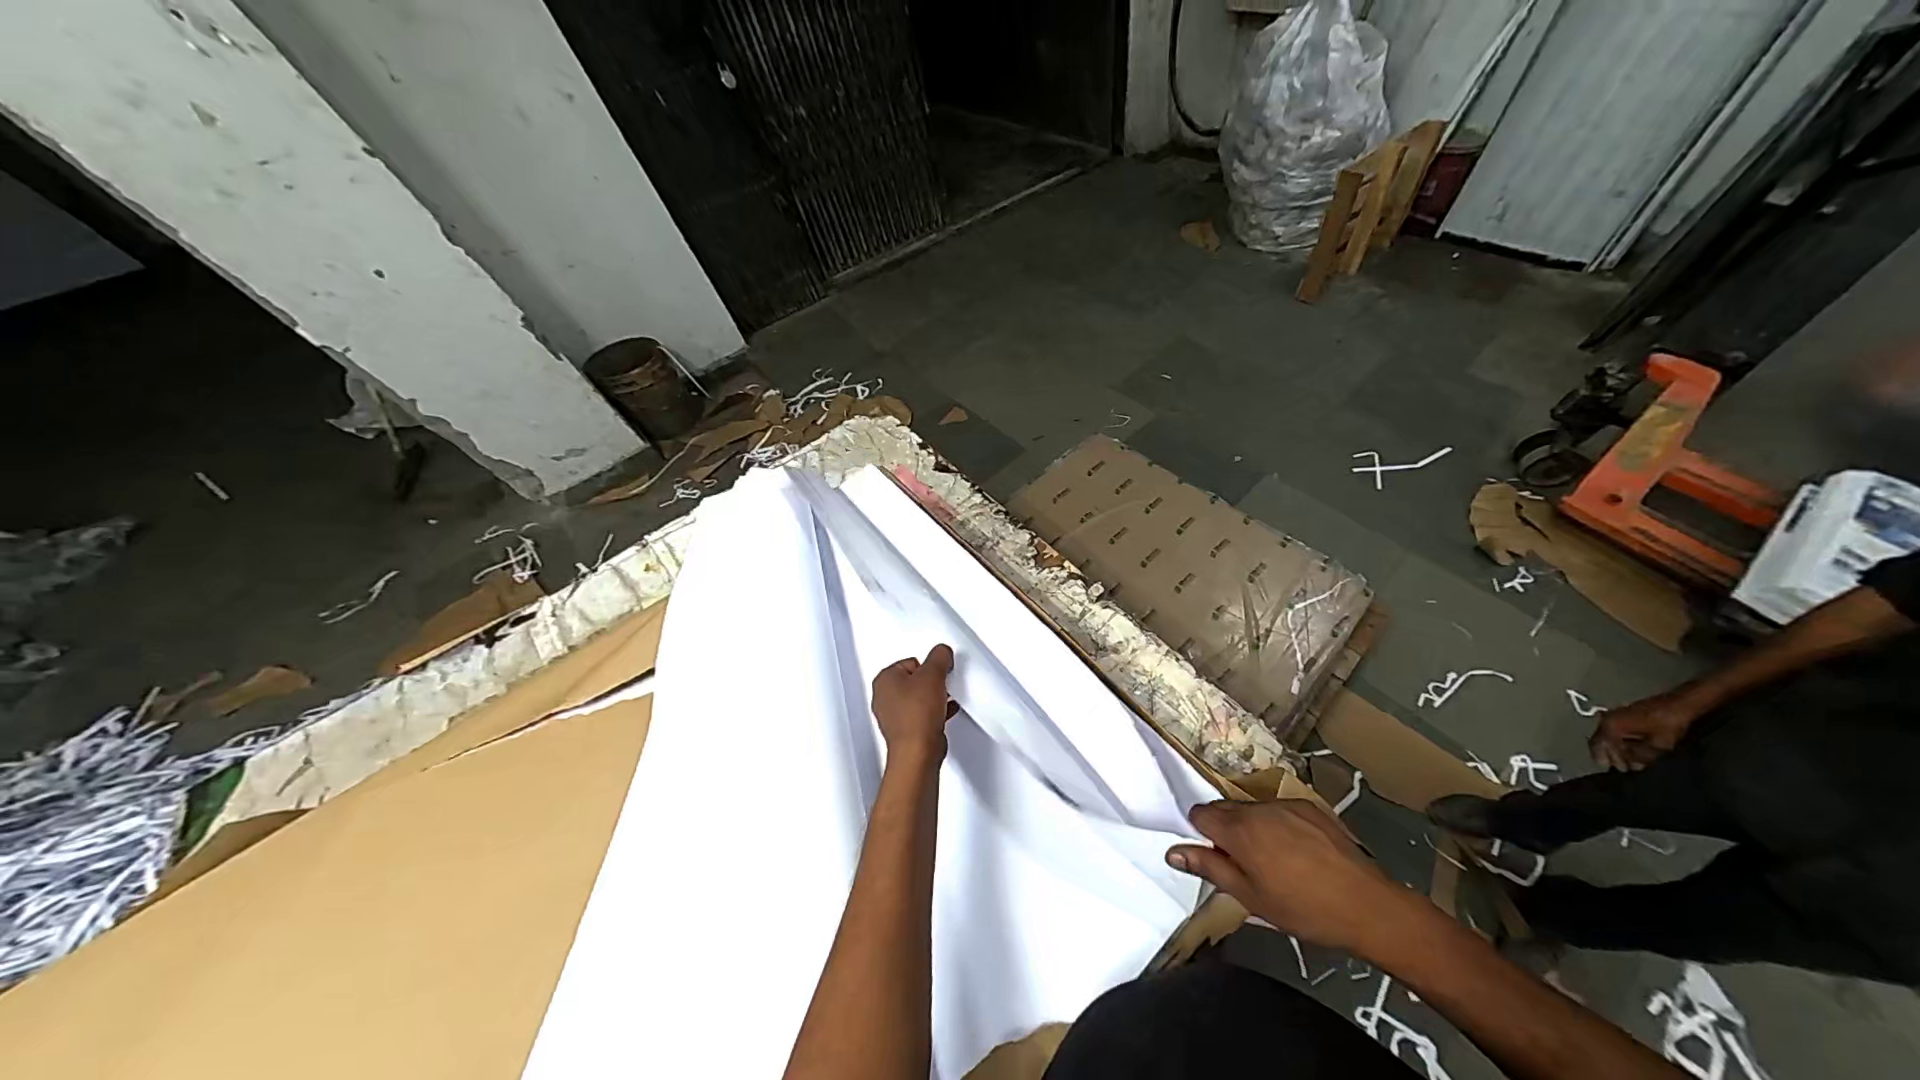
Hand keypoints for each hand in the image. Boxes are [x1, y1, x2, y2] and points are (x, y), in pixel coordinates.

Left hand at [871, 645, 957, 766]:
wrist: (919, 751)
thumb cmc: (916, 717)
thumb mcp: (933, 674)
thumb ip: (939, 657)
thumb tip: (942, 652)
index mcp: (884, 679)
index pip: (911, 661)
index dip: (928, 665)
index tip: (938, 668)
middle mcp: (884, 697)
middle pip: (913, 680)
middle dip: (930, 682)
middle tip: (941, 684)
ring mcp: (893, 716)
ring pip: (918, 699)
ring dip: (933, 698)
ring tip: (944, 699)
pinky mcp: (906, 731)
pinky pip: (922, 715)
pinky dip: (934, 712)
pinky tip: (944, 712)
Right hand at [1165, 799, 1416, 956]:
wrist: (1369, 907)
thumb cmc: (1303, 909)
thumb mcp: (1250, 897)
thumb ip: (1209, 868)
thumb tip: (1173, 852)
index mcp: (1238, 830)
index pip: (1199, 813)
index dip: (1202, 834)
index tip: (1217, 857)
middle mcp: (1258, 808)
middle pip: (1225, 808)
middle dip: (1226, 830)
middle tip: (1245, 865)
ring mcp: (1287, 804)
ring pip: (1253, 809)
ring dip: (1253, 827)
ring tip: (1275, 861)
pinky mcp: (1311, 807)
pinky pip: (1280, 809)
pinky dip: (1279, 824)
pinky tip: (1299, 852)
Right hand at [1588, 690, 1700, 771]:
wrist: (1679, 705)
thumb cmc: (1666, 725)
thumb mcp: (1657, 746)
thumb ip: (1640, 757)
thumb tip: (1633, 766)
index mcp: (1610, 727)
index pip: (1599, 747)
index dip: (1607, 761)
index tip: (1621, 771)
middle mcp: (1606, 720)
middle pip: (1601, 741)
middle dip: (1612, 755)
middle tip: (1625, 767)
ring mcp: (1614, 715)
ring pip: (1609, 736)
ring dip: (1617, 748)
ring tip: (1631, 759)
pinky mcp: (1623, 714)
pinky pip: (1615, 730)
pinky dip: (1622, 741)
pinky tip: (1633, 748)